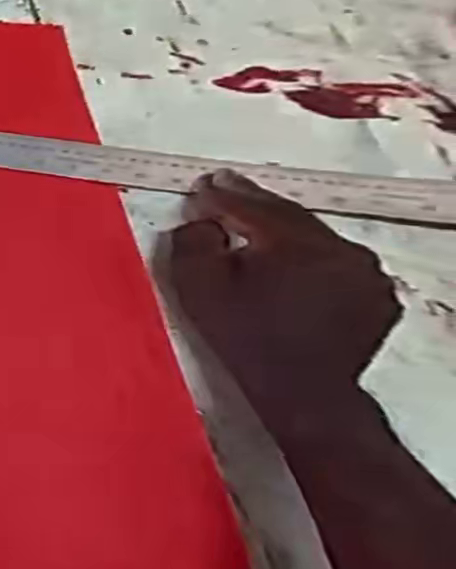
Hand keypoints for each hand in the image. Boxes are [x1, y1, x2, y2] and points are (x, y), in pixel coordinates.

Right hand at [157, 169, 400, 431]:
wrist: (300, 386)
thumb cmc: (240, 330)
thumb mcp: (195, 281)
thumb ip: (193, 239)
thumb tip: (206, 222)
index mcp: (298, 245)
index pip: (253, 207)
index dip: (222, 193)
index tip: (203, 182)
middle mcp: (344, 253)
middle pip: (290, 216)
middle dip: (253, 201)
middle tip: (223, 187)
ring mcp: (368, 275)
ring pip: (314, 236)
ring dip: (279, 224)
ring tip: (248, 218)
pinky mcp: (375, 295)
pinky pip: (332, 258)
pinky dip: (303, 248)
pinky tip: (281, 253)